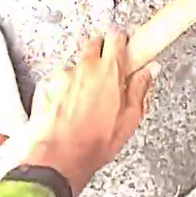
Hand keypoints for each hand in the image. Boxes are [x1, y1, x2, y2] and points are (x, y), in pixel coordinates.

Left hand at [17, 28, 153, 196]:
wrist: (59, 159)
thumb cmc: (95, 141)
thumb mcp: (130, 117)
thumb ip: (141, 88)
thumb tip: (150, 70)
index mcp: (109, 70)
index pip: (117, 37)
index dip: (121, 40)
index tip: (124, 45)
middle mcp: (85, 67)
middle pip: (94, 43)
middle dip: (101, 50)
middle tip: (106, 68)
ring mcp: (63, 76)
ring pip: (75, 64)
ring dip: (81, 74)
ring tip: (84, 98)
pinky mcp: (45, 88)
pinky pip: (56, 81)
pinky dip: (62, 89)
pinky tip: (67, 107)